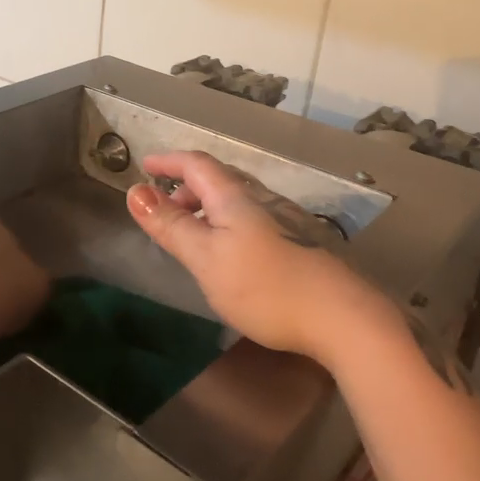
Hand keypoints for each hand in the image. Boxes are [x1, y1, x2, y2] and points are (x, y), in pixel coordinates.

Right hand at [126, 151, 395, 360]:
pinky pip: (253, 221)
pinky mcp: (301, 246)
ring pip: (238, 202)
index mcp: (236, 198)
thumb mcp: (206, 258)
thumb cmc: (265, 287)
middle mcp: (263, 201)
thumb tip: (135, 191)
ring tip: (192, 233)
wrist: (343, 319)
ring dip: (208, 207)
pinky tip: (231, 254)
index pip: (197, 164)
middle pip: (220, 180)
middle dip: (186, 186)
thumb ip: (172, 226)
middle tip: (164, 208)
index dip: (169, 161)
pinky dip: (228, 224)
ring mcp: (287, 222)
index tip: (145, 165)